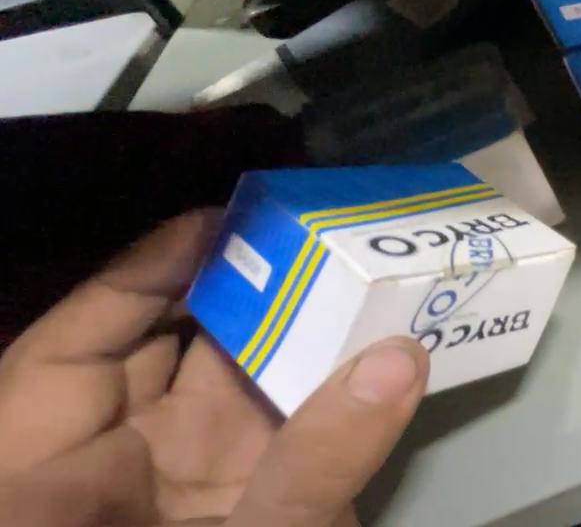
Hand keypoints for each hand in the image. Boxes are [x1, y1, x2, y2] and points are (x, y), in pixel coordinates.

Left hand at [0, 211, 428, 526]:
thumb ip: (313, 467)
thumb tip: (399, 358)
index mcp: (48, 488)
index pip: (68, 353)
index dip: (137, 276)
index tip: (221, 217)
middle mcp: (111, 471)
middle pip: (163, 350)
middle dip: (239, 285)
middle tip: (322, 228)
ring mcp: (187, 484)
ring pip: (232, 377)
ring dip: (297, 323)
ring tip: (364, 265)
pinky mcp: (253, 497)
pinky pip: (290, 414)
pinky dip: (334, 372)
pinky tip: (386, 335)